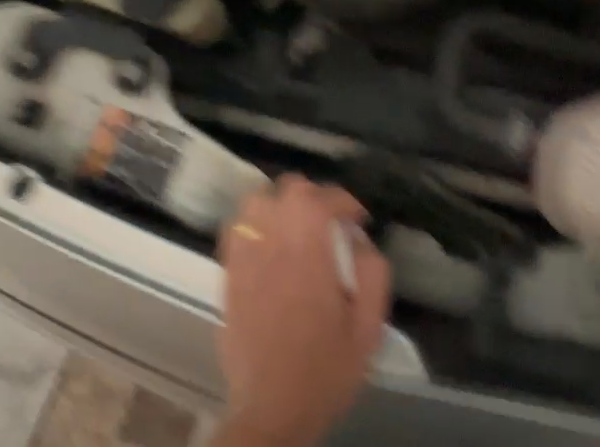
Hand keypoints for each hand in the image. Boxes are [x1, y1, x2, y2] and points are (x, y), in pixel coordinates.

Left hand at [217, 174, 392, 446]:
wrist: (273, 410)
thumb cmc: (326, 368)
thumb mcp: (369, 324)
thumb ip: (373, 271)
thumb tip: (360, 240)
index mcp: (309, 251)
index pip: (324, 198)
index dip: (346, 202)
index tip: (359, 221)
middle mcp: (272, 244)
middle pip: (288, 189)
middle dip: (314, 196)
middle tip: (330, 222)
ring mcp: (244, 259)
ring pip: (255, 203)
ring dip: (279, 205)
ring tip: (295, 227)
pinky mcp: (227, 278)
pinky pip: (234, 232)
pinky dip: (253, 227)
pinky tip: (268, 247)